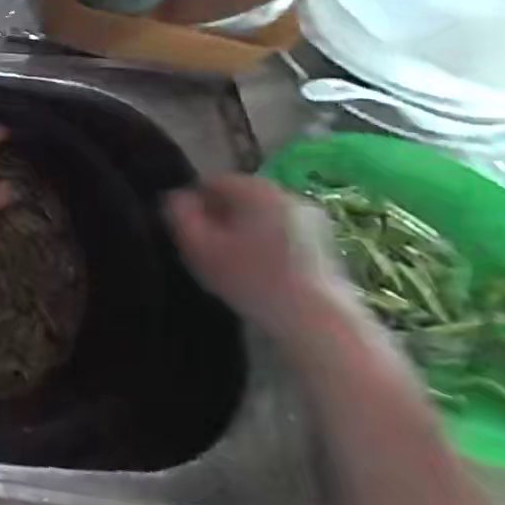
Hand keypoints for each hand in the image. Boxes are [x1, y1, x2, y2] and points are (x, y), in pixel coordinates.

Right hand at [166, 175, 346, 341]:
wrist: (319, 323)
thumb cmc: (251, 280)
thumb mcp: (199, 248)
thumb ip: (179, 215)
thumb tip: (177, 198)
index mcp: (254, 188)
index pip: (210, 182)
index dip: (194, 207)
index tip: (192, 235)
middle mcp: (285, 193)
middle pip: (238, 197)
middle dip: (221, 219)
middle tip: (212, 252)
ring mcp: (311, 217)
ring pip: (261, 216)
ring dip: (245, 233)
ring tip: (237, 266)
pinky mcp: (327, 243)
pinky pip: (283, 232)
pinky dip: (269, 246)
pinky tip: (264, 274)